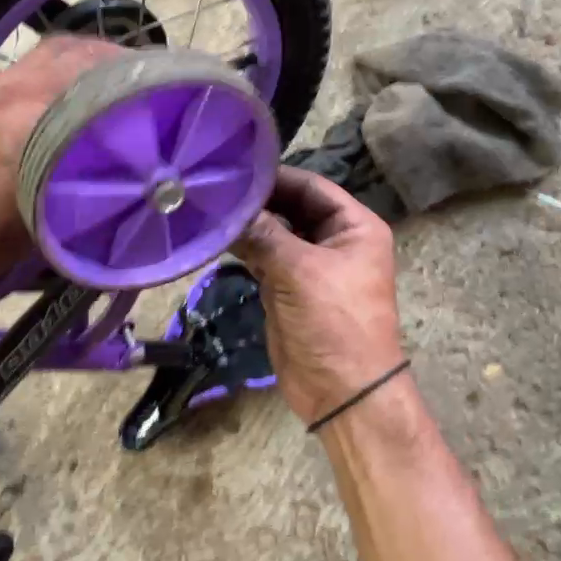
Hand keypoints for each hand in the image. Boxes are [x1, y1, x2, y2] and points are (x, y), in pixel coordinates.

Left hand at [0, 37, 123, 303]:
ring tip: (108, 88)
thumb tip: (125, 187)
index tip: (171, 91)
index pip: (105, 84)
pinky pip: (21, 73)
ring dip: (83, 64)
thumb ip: (86, 196)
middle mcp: (10, 91)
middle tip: (145, 83)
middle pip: (77, 54)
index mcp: (33, 120)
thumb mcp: (40, 230)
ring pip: (47, 58)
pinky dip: (51, 78)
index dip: (144, 82)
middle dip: (117, 62)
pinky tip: (59, 106)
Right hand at [232, 166, 403, 425]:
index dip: (276, 175)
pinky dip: (243, 249)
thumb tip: (228, 206)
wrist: (342, 393)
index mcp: (354, 226)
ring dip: (246, 225)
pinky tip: (214, 238)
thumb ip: (265, 234)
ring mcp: (309, 265)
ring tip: (205, 207)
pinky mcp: (288, 288)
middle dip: (256, 200)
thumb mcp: (301, 271)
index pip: (311, 186)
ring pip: (274, 233)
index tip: (233, 167)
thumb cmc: (336, 323)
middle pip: (291, 207)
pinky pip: (263, 258)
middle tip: (211, 185)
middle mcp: (334, 240)